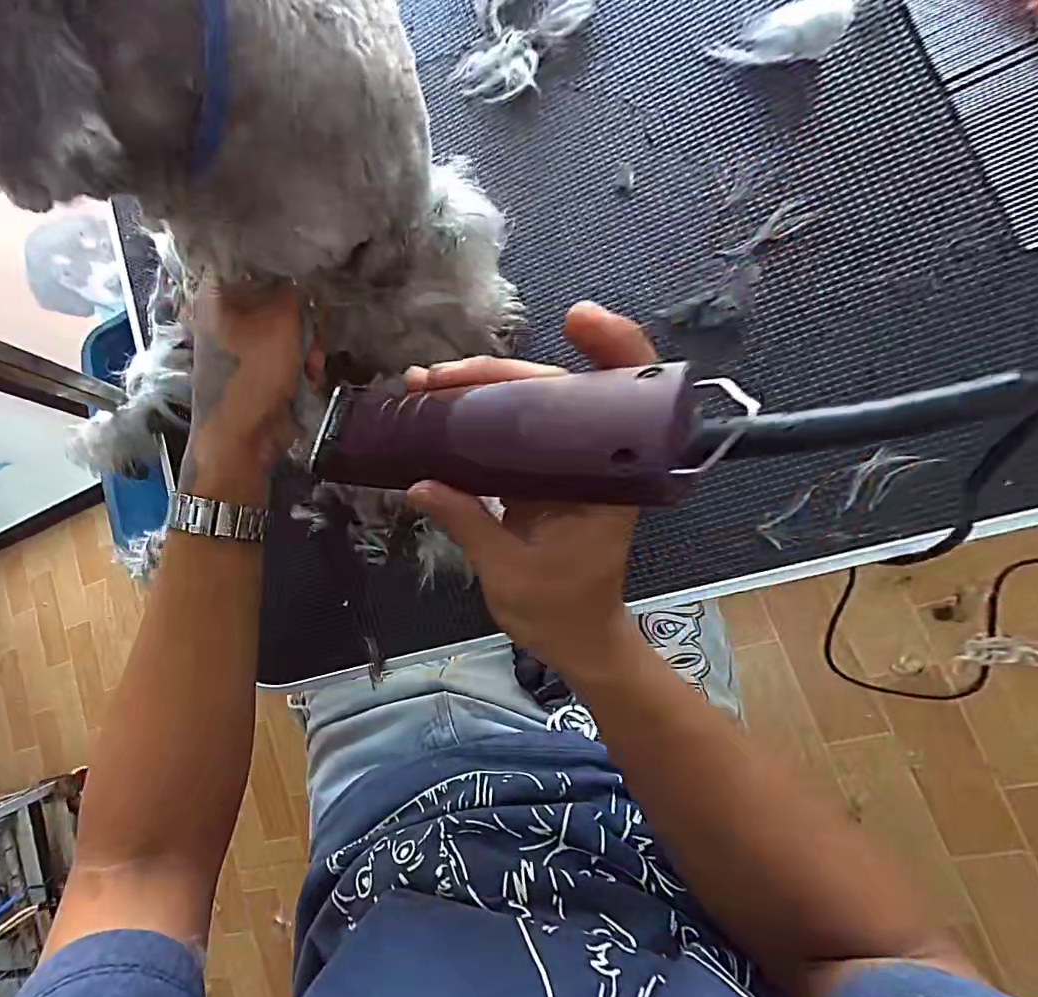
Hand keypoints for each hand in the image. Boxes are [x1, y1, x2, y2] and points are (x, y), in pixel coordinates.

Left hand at [181, 282, 316, 504]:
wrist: (246, 437)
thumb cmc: (256, 374)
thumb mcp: (282, 321)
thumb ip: (295, 291)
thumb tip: (301, 280)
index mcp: (217, 299)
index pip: (253, 266)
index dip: (285, 273)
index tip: (306, 286)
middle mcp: (226, 320)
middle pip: (277, 302)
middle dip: (305, 322)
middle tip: (314, 338)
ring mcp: (243, 349)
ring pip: (287, 332)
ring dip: (309, 348)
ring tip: (313, 366)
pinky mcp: (258, 373)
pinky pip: (287, 357)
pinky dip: (302, 367)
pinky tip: (309, 379)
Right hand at [405, 302, 653, 681]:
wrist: (572, 636)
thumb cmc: (558, 611)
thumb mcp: (510, 569)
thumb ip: (468, 524)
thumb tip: (420, 485)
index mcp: (607, 480)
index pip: (618, 397)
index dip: (611, 347)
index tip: (578, 319)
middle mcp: (590, 462)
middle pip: (551, 395)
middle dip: (494, 375)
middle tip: (436, 376)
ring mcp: (560, 467)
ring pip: (526, 410)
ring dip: (476, 391)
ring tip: (426, 385)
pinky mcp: (535, 478)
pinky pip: (506, 437)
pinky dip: (473, 422)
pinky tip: (438, 412)